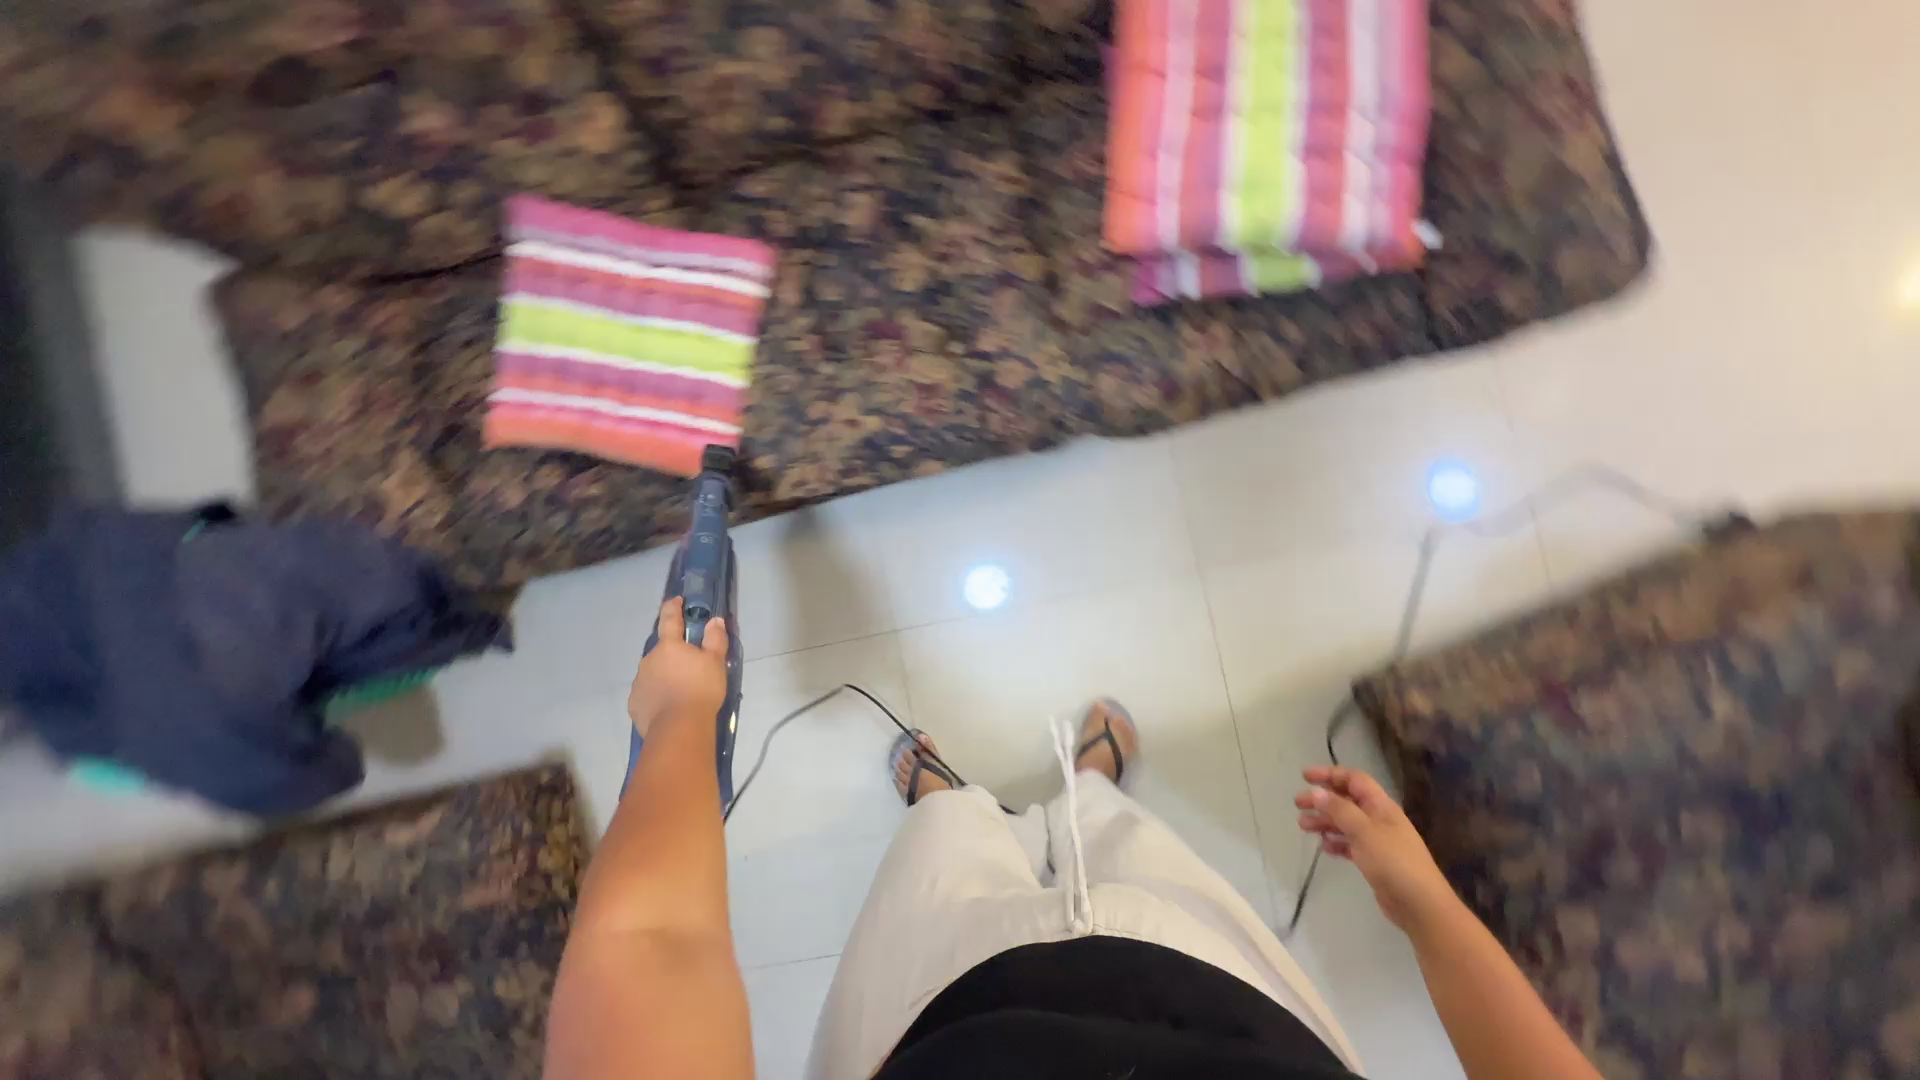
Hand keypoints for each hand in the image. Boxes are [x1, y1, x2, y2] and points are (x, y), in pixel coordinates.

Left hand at [627, 598, 729, 737]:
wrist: (678, 727)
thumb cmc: (700, 689)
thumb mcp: (715, 662)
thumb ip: (715, 639)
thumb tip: (714, 620)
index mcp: (669, 646)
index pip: (669, 619)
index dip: (673, 607)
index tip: (676, 600)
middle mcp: (649, 659)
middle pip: (661, 651)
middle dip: (672, 654)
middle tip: (689, 666)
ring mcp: (639, 682)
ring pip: (652, 672)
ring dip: (664, 676)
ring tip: (680, 691)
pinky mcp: (635, 703)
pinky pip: (647, 693)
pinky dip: (656, 695)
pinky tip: (668, 706)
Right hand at [1295, 765, 1458, 933]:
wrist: (1421, 906)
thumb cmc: (1394, 863)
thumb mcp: (1364, 832)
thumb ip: (1339, 810)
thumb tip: (1316, 792)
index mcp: (1381, 807)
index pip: (1354, 780)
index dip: (1330, 774)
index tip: (1305, 777)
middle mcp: (1379, 819)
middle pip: (1347, 801)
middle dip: (1322, 799)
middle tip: (1298, 804)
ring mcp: (1378, 841)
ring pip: (1346, 823)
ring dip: (1325, 821)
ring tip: (1303, 826)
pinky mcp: (1375, 861)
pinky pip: (1350, 844)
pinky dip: (1336, 842)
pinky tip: (1325, 847)